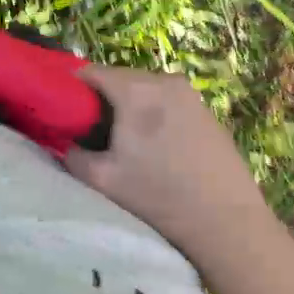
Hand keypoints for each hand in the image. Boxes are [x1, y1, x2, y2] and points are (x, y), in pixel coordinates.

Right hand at [62, 66, 268, 244]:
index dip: (74, 87)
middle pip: (119, 77)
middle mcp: (163, 80)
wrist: (228, 222)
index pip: (91, 71)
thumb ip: (73, 155)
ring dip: (132, 105)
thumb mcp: (104, 180)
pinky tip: (161, 146)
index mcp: (135, 90)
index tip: (69, 110)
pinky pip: (168, 101)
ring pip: (145, 89)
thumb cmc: (161, 197)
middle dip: (104, 98)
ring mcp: (189, 94)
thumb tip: (65, 142)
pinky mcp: (206, 110)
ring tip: (131, 140)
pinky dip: (157, 114)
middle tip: (97, 130)